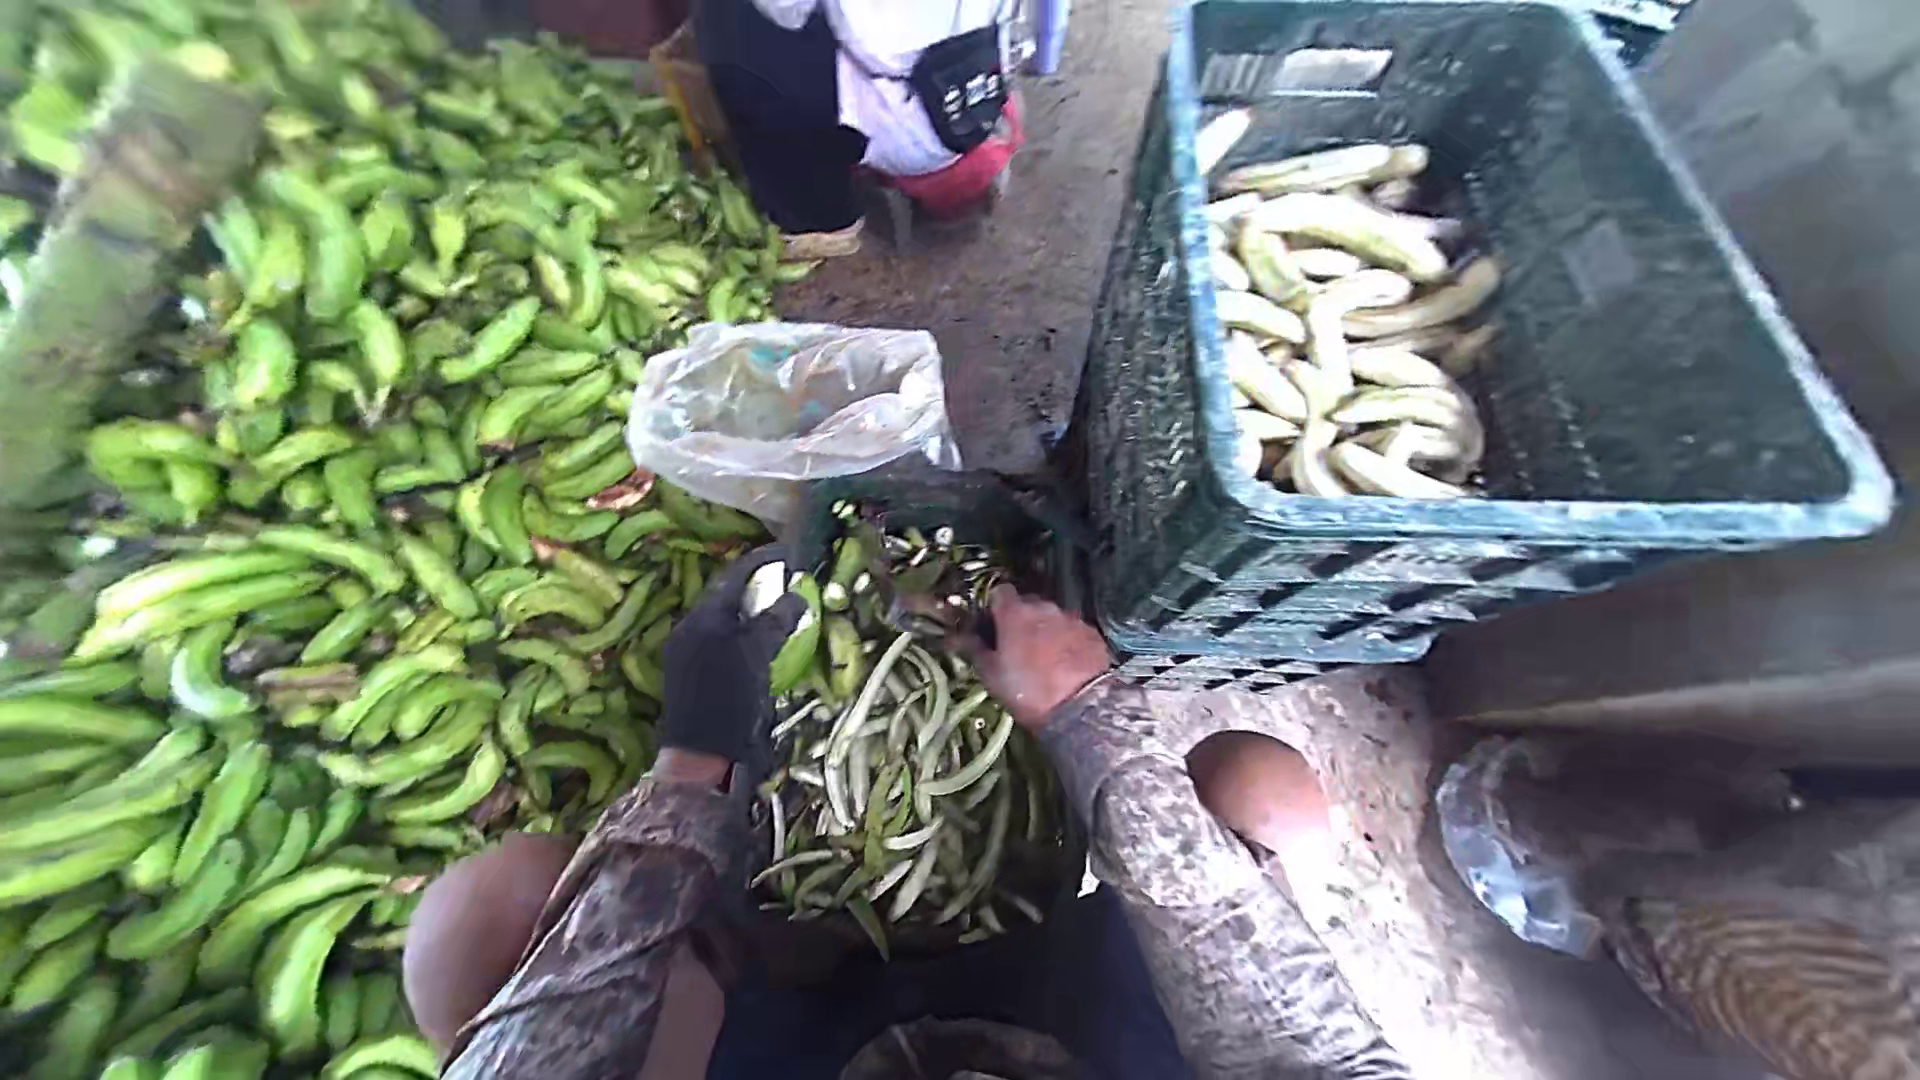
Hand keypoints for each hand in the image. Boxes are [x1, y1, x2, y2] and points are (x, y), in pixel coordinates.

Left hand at [660, 545, 806, 767]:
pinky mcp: (700, 672)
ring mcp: (694, 651)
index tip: (790, 553)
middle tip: (791, 580)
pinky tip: (769, 641)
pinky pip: (729, 639)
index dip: (763, 559)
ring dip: (757, 609)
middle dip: (761, 583)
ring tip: (785, 607)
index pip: (735, 575)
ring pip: (730, 618)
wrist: (705, 755)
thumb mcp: (757, 653)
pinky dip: (751, 632)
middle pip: (730, 594)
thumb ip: (777, 619)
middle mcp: (693, 629)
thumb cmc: (730, 698)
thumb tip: (797, 593)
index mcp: (703, 618)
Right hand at [968, 585, 1111, 730]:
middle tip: (1016, 644)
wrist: (1081, 708)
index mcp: (1014, 612)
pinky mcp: (1092, 632)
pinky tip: (1066, 662)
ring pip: (1051, 616)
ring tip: (1044, 657)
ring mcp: (1071, 617)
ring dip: (1045, 629)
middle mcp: (1044, 607)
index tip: (991, 624)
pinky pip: (1072, 629)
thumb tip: (958, 635)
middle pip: (1027, 603)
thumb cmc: (1027, 690)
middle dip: (1020, 618)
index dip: (994, 605)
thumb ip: (974, 648)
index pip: (1000, 591)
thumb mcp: (991, 675)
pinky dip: (1066, 639)